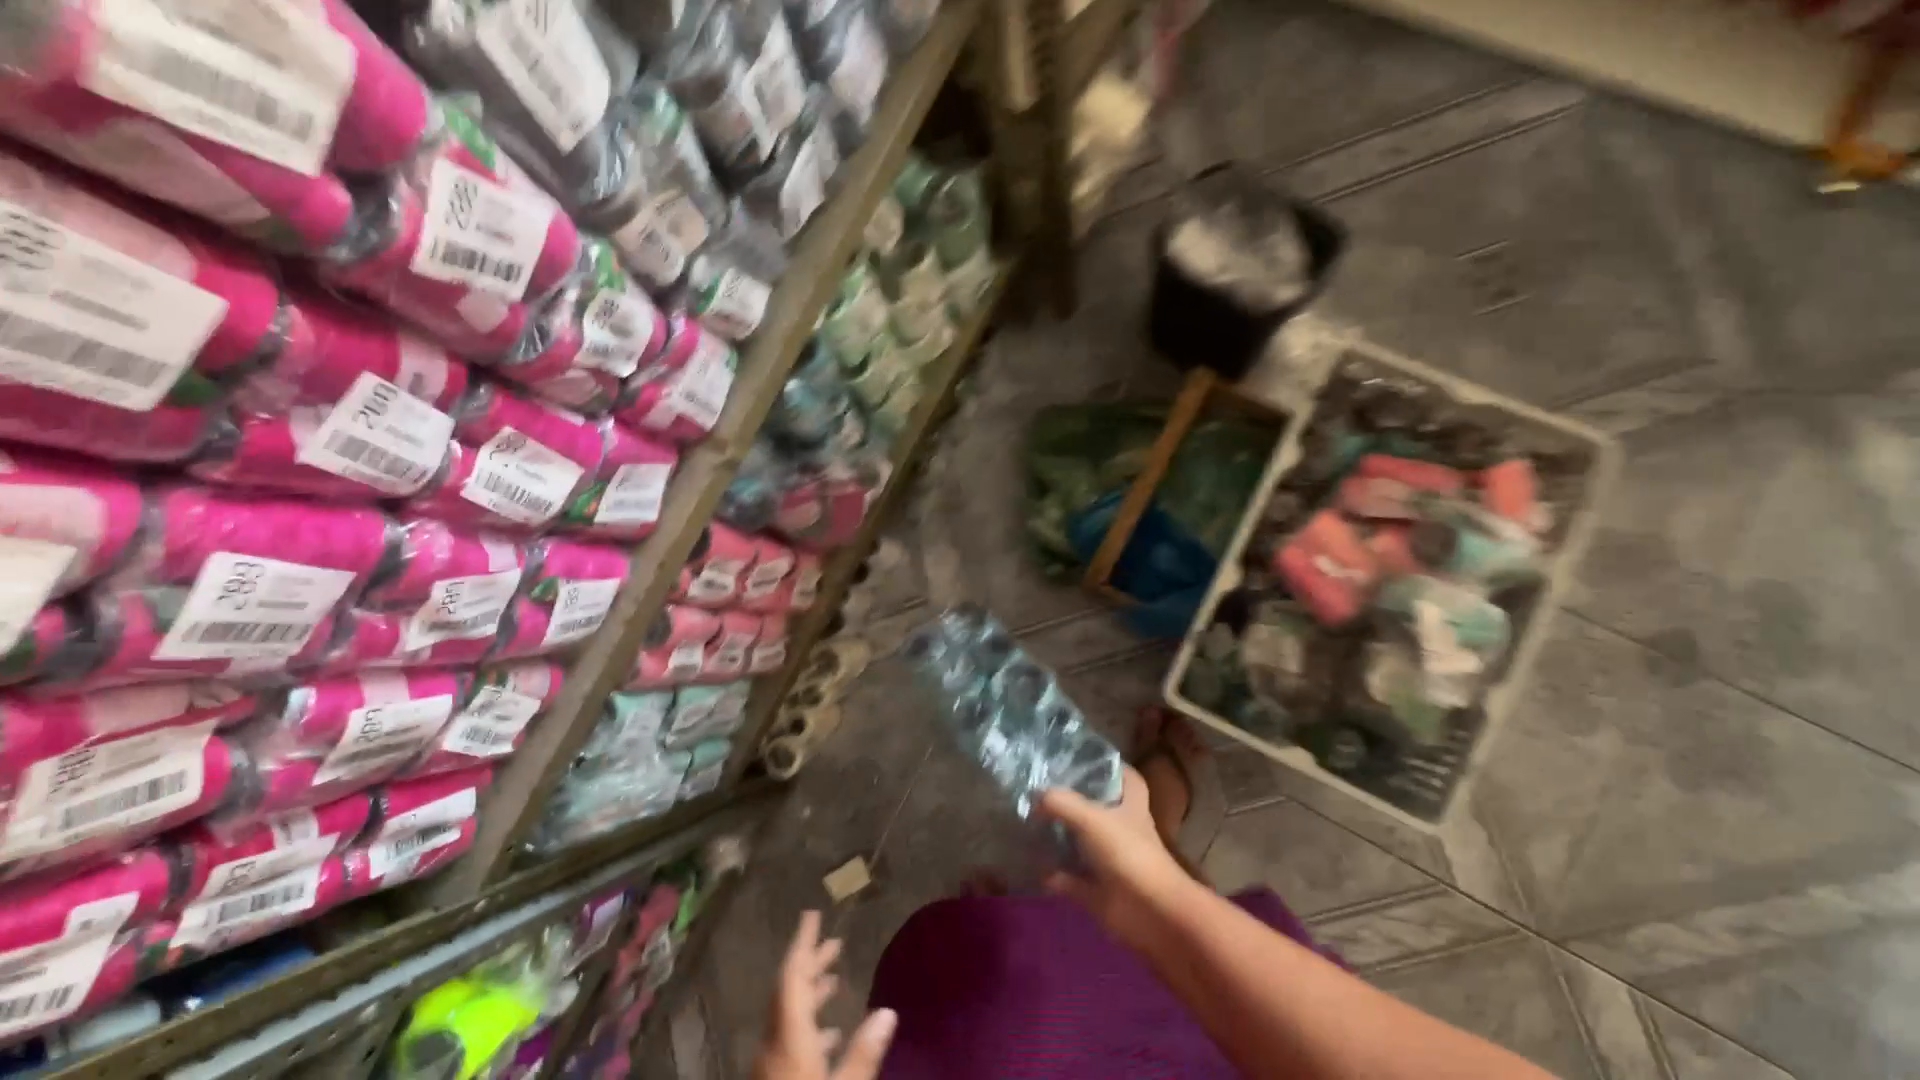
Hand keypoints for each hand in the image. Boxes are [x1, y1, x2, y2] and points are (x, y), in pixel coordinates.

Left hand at [754, 911, 897, 1079]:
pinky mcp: (774, 1076)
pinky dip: (809, 1025)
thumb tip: (888, 1012)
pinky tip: (831, 1033)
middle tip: (835, 943)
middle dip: (811, 963)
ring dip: (811, 993)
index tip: (812, 914)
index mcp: (789, 1035)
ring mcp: (771, 1060)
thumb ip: (863, 1052)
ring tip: (835, 979)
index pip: (792, 977)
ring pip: (790, 1015)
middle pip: (790, 991)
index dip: (802, 943)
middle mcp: (774, 1041)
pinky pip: (790, 1037)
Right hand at [1040, 766, 1194, 951]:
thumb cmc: (1128, 853)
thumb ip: (1061, 802)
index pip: (1126, 778)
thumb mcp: (1092, 818)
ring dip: (1061, 837)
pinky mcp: (1099, 890)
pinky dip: (1054, 875)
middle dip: (1074, 801)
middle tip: (1041, 789)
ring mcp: (1111, 861)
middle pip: (1098, 809)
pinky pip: (1071, 879)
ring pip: (1083, 844)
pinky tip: (1033, 865)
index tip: (1081, 758)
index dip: (1109, 767)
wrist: (1149, 911)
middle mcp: (1123, 830)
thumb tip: (1035, 795)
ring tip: (1030, 821)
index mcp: (1131, 806)